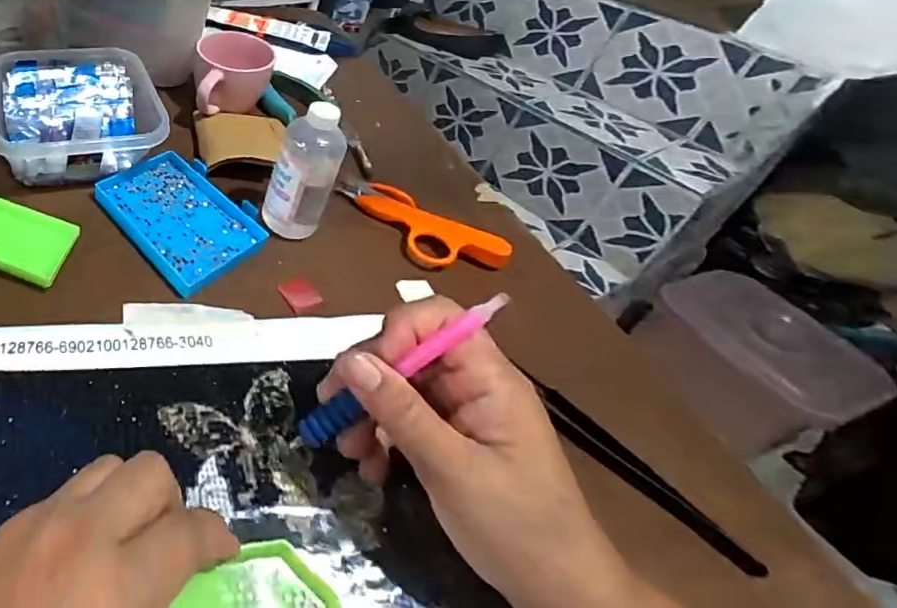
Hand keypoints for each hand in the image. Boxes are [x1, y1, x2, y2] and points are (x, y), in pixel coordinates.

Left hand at [0, 451, 238, 607]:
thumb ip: (156, 602)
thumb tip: (179, 584)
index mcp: (115, 582)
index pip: (187, 533)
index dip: (217, 538)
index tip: (225, 550)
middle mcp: (81, 532)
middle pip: (150, 472)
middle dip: (173, 504)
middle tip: (171, 546)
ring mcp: (42, 518)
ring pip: (108, 466)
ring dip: (130, 496)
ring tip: (128, 539)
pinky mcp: (13, 522)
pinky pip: (69, 488)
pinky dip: (90, 507)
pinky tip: (81, 550)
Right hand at [319, 298, 673, 607]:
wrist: (563, 598)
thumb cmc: (520, 529)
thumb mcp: (453, 470)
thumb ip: (401, 411)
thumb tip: (351, 361)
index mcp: (488, 378)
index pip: (437, 318)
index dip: (397, 331)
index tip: (366, 370)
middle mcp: (472, 383)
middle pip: (407, 349)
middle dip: (367, 377)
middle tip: (332, 407)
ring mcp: (459, 410)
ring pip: (398, 384)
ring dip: (366, 410)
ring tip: (347, 447)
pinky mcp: (449, 436)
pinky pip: (403, 416)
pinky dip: (380, 435)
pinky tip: (369, 465)